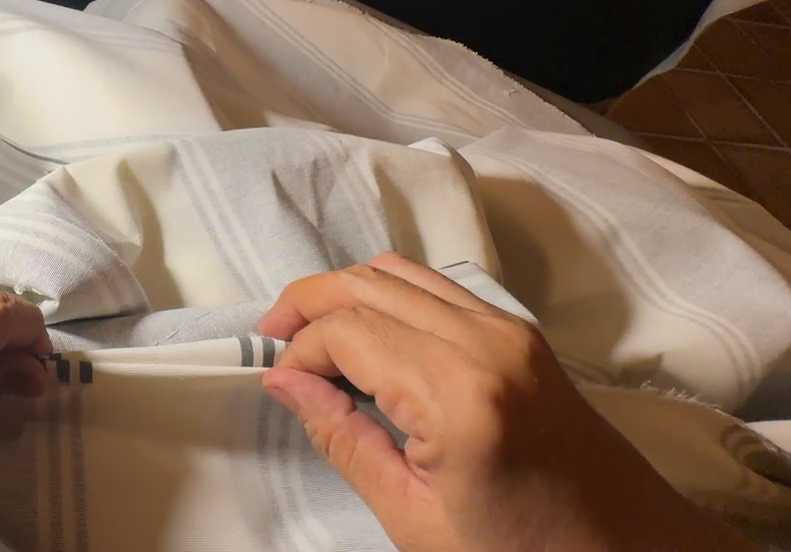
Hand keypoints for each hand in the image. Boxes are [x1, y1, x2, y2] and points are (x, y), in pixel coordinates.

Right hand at [258, 254, 754, 551]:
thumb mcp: (417, 520)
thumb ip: (341, 439)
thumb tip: (283, 380)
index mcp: (459, 396)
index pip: (346, 332)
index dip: (300, 350)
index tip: (282, 382)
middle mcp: (483, 341)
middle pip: (363, 284)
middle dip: (307, 301)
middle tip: (272, 333)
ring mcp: (505, 326)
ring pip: (393, 270)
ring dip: (341, 290)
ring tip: (310, 326)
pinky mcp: (517, 328)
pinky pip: (429, 282)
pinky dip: (382, 290)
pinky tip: (365, 326)